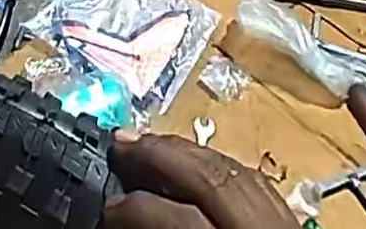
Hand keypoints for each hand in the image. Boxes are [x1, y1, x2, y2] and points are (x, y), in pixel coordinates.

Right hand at [105, 134, 297, 228]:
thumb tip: (125, 226)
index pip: (190, 224)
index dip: (141, 210)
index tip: (107, 211)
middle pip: (216, 180)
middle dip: (161, 155)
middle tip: (119, 145)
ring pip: (238, 171)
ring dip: (188, 153)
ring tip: (149, 146)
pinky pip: (258, 185)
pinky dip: (220, 167)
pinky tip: (194, 166)